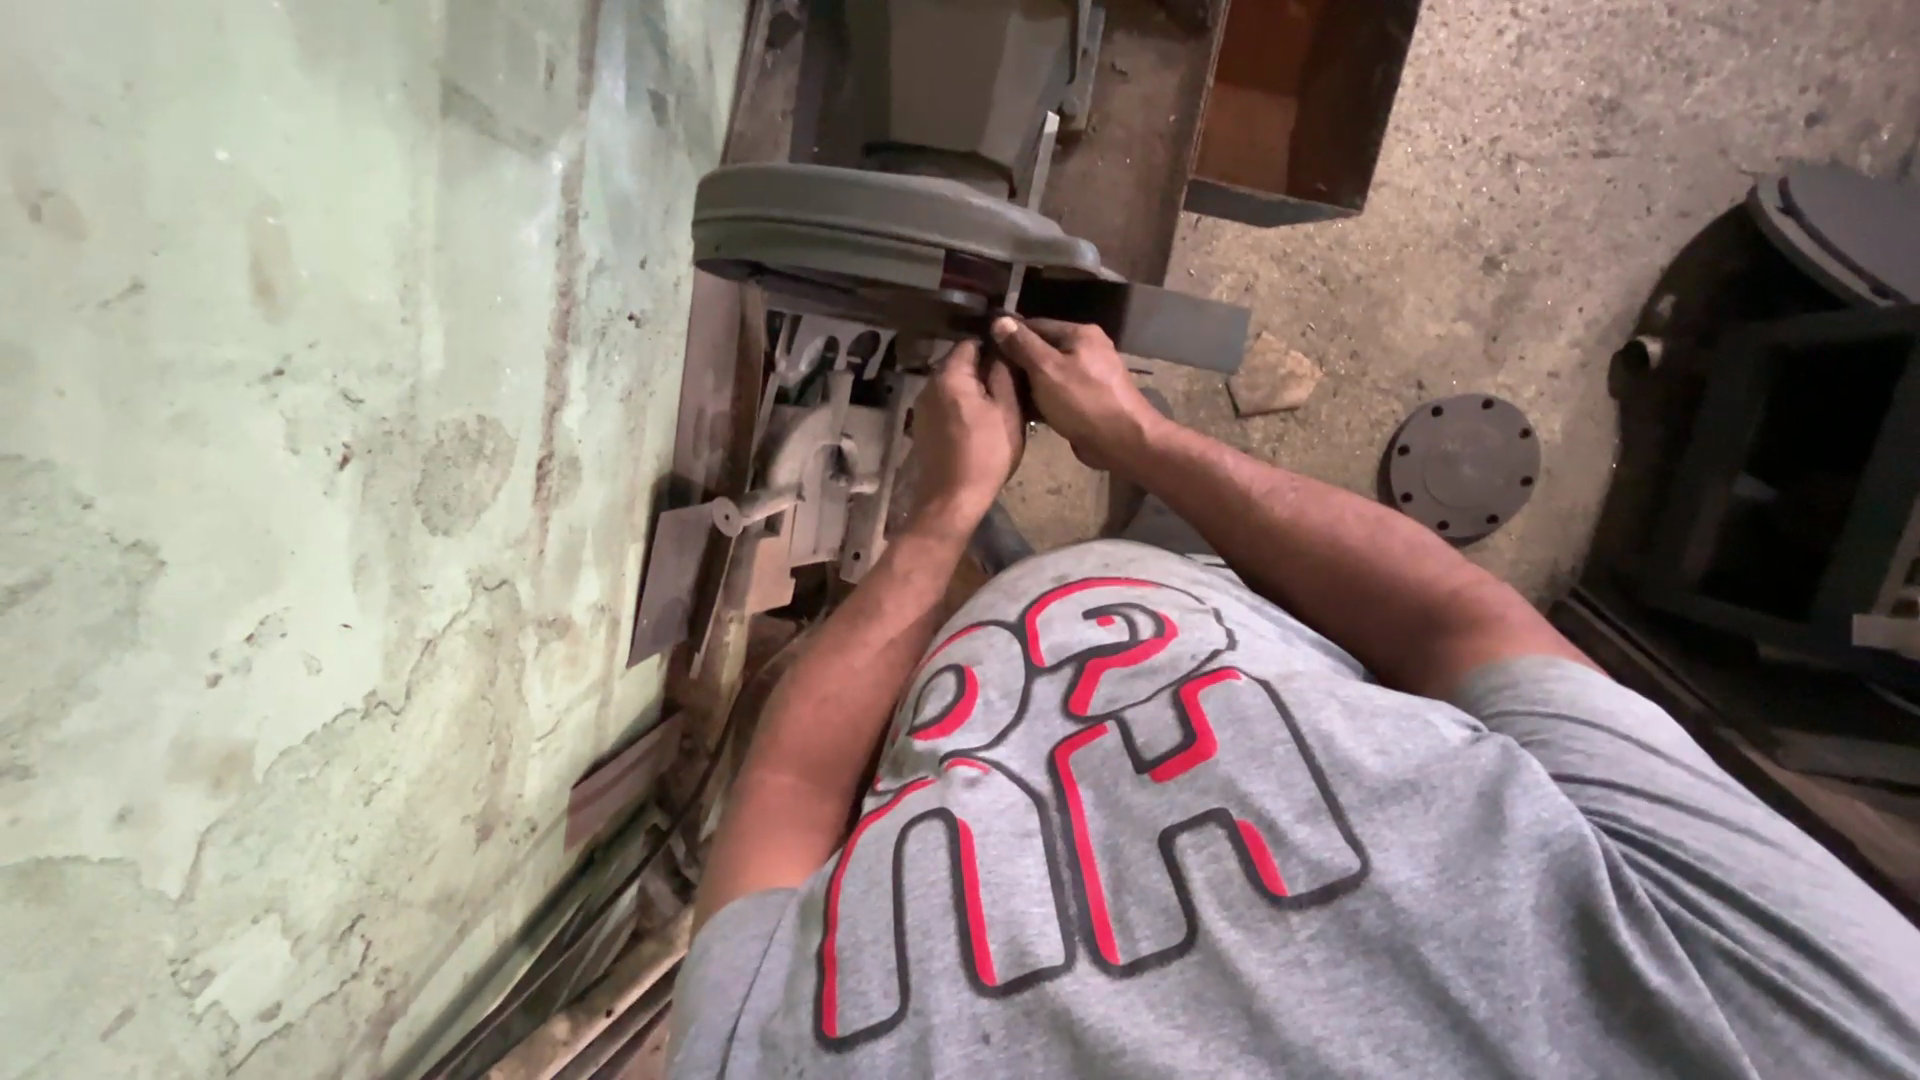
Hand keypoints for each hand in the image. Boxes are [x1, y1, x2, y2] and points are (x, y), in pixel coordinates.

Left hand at [908, 339, 1025, 530]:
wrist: (952, 498)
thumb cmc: (986, 453)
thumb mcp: (1007, 410)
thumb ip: (1003, 373)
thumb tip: (1001, 347)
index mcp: (949, 375)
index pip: (971, 343)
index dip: (994, 348)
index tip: (1014, 361)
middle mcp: (928, 385)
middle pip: (960, 365)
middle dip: (983, 371)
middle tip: (1011, 387)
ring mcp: (921, 407)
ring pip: (952, 387)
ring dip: (973, 391)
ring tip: (998, 407)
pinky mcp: (922, 427)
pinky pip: (945, 405)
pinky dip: (961, 408)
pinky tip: (979, 424)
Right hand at [989, 316, 1165, 471]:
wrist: (1122, 442)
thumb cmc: (1083, 401)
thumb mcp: (1046, 369)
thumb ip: (1022, 345)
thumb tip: (999, 321)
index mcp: (1080, 334)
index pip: (1035, 326)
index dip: (1009, 337)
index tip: (986, 351)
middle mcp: (1087, 349)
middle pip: (1042, 350)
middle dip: (1018, 363)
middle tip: (989, 377)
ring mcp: (1089, 376)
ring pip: (1049, 374)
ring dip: (1028, 384)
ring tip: (1000, 394)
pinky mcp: (1087, 399)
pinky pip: (1058, 393)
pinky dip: (1042, 399)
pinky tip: (1023, 410)